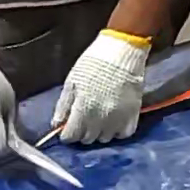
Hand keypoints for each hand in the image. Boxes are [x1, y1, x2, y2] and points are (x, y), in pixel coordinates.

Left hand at [53, 30, 149, 144]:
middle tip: (83, 121)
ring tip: (98, 120)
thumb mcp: (71, 83)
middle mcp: (99, 119)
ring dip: (98, 132)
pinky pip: (124, 134)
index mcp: (82, 111)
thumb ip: (62, 106)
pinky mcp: (133, 113)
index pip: (70, 137)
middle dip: (81, 132)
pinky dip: (117, 132)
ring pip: (103, 139)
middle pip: (86, 139)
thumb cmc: (93, 64)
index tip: (68, 126)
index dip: (66, 133)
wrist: (122, 49)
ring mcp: (117, 118)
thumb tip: (56, 125)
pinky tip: (113, 122)